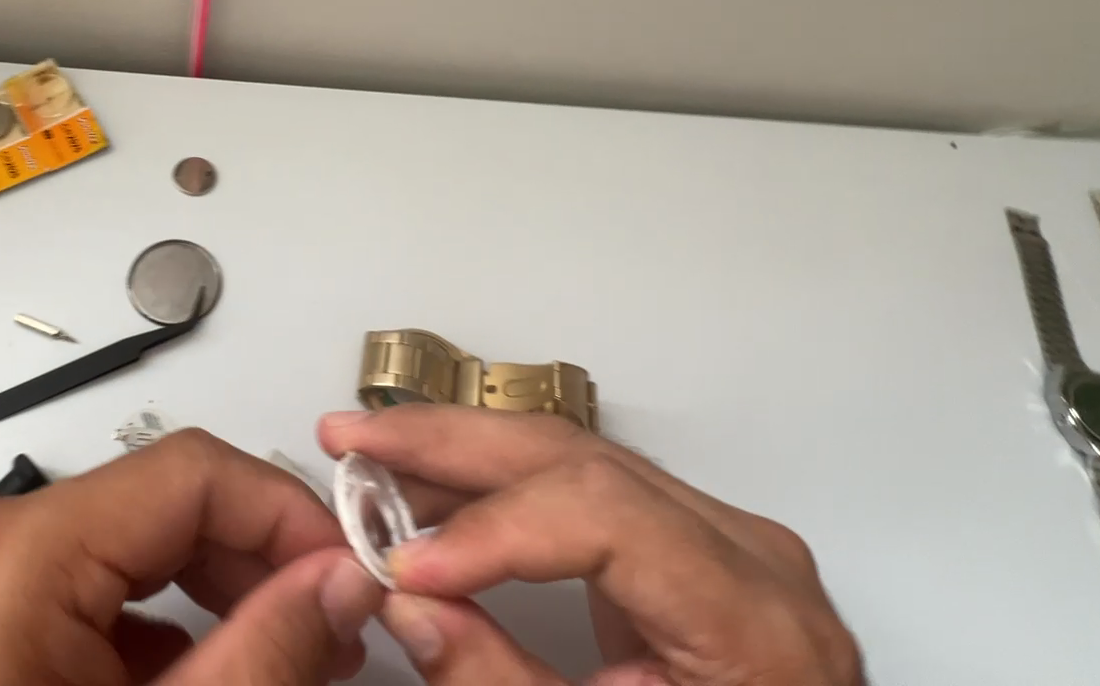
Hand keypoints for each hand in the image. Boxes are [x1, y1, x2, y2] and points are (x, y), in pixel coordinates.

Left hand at [0, 429, 384, 685]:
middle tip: (332, 618)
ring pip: (148, 546)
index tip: (347, 569)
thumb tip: (342, 580)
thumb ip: (260, 655)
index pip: (194, 472)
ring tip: (292, 644)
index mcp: (30, 550)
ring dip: (228, 586)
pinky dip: (177, 621)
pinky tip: (219, 667)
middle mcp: (8, 542)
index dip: (285, 511)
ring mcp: (0, 578)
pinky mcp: (3, 619)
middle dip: (263, 553)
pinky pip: (111, 592)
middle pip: (173, 502)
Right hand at [319, 407, 861, 685]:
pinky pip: (567, 482)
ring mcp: (707, 528)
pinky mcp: (671, 531)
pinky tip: (422, 486)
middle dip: (445, 441)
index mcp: (751, 616)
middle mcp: (738, 544)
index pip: (602, 512)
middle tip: (348, 438)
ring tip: (365, 452)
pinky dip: (484, 482)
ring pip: (562, 450)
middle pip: (571, 453)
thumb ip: (494, 683)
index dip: (492, 529)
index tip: (402, 567)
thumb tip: (400, 597)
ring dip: (452, 449)